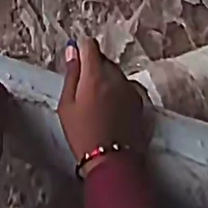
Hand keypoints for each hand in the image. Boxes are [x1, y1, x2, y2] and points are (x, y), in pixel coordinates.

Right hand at [57, 39, 146, 175]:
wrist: (113, 162)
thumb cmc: (83, 134)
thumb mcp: (67, 104)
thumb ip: (71, 74)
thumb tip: (72, 50)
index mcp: (95, 75)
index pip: (90, 45)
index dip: (81, 49)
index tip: (76, 61)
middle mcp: (116, 77)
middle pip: (103, 59)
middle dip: (93, 66)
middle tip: (83, 88)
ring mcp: (131, 89)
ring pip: (116, 73)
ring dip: (107, 79)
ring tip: (97, 102)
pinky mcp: (140, 102)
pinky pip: (126, 86)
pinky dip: (118, 90)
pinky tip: (111, 107)